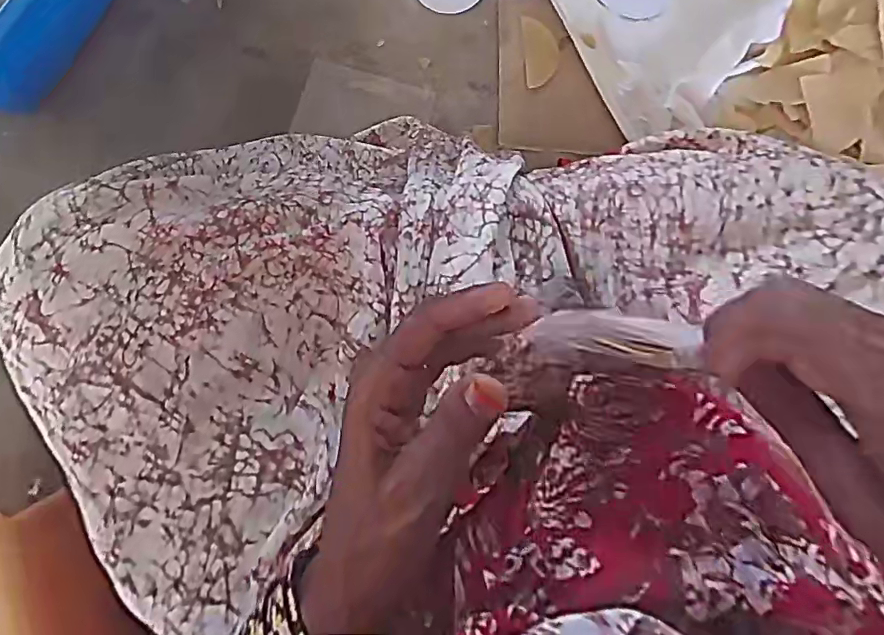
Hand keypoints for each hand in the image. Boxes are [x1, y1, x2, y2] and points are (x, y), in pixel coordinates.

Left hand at [301, 284, 539, 633]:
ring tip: (523, 326)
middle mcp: (383, 379)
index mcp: (376, 386)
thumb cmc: (377, 540)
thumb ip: (453, 432)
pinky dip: (475, 358)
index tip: (508, 298)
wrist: (355, 586)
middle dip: (480, 314)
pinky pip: (444, 369)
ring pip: (441, 346)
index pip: (424, 329)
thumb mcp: (418, 489)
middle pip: (434, 329)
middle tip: (528, 311)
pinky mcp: (409, 410)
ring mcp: (395, 393)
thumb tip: (493, 381)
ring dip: (481, 332)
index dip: (467, 307)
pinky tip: (502, 359)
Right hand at [704, 281, 883, 634]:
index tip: (707, 361)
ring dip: (774, 321)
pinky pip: (852, 317)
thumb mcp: (857, 501)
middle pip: (803, 298)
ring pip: (823, 300)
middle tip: (718, 358)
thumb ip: (793, 418)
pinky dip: (808, 328)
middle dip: (746, 319)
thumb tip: (734, 363)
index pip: (794, 323)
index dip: (737, 330)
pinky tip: (798, 363)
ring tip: (747, 360)